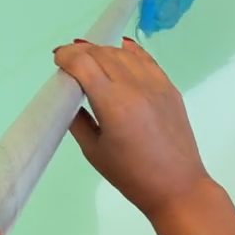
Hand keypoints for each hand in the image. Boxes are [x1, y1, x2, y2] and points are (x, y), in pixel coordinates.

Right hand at [53, 38, 211, 220]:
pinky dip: (130, 52)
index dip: (67, 56)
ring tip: (91, 57)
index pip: (84, 64)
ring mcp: (156, 85)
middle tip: (68, 59)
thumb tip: (70, 99)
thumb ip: (78, 121)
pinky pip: (147, 60)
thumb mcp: (93, 151)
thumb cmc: (130, 176)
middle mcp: (135, 87)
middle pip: (103, 54)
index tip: (57, 59)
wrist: (177, 187)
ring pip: (125, 54)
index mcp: (113, 104)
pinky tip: (121, 48)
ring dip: (104, 51)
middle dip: (82, 51)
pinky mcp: (170, 89)